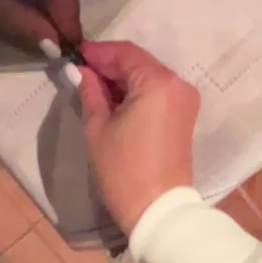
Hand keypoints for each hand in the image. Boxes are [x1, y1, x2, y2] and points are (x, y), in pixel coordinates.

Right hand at [77, 41, 201, 234]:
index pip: (125, 53)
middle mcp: (178, 85)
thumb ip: (91, 92)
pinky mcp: (185, 117)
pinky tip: (116, 103)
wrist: (158, 210)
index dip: (98, 52)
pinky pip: (158, 94)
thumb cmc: (124, 171)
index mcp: (158, 83)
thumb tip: (84, 72)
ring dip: (124, 80)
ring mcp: (186, 101)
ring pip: (149, 78)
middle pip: (140, 63)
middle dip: (111, 66)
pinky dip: (137, 93)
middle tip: (82, 73)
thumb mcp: (98, 128)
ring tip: (95, 90)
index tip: (75, 55)